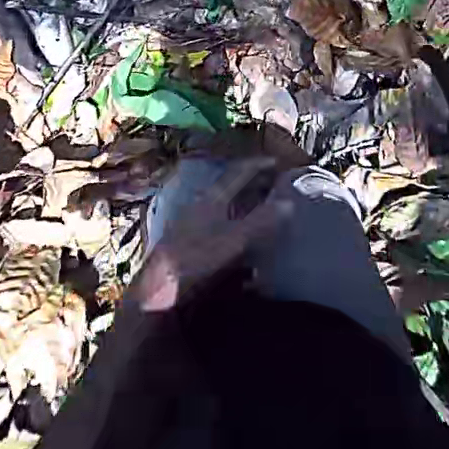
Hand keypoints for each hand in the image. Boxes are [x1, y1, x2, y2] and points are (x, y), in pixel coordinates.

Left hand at [127, 157, 286, 312]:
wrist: (160, 287)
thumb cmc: (196, 259)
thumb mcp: (233, 240)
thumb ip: (260, 221)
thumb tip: (288, 203)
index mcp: (212, 197)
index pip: (237, 172)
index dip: (257, 165)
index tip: (276, 162)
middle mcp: (202, 203)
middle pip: (230, 184)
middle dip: (252, 180)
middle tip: (274, 181)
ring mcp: (195, 219)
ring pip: (224, 201)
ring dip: (244, 198)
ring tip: (263, 202)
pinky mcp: (191, 237)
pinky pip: (219, 216)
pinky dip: (236, 215)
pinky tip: (242, 229)